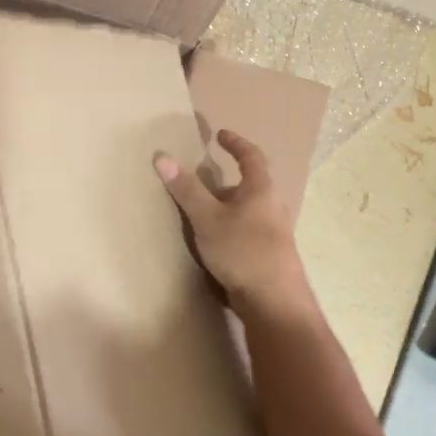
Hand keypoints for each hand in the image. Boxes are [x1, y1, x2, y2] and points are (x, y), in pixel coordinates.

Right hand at [154, 130, 308, 309]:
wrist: (273, 300)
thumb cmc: (242, 251)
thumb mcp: (207, 218)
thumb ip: (186, 189)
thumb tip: (162, 157)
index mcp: (261, 191)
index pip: (252, 157)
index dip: (236, 144)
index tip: (220, 135)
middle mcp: (271, 207)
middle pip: (249, 186)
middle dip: (224, 183)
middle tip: (199, 184)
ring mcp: (272, 233)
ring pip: (246, 211)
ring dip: (225, 208)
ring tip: (199, 215)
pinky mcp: (266, 255)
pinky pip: (244, 231)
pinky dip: (227, 228)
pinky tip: (212, 244)